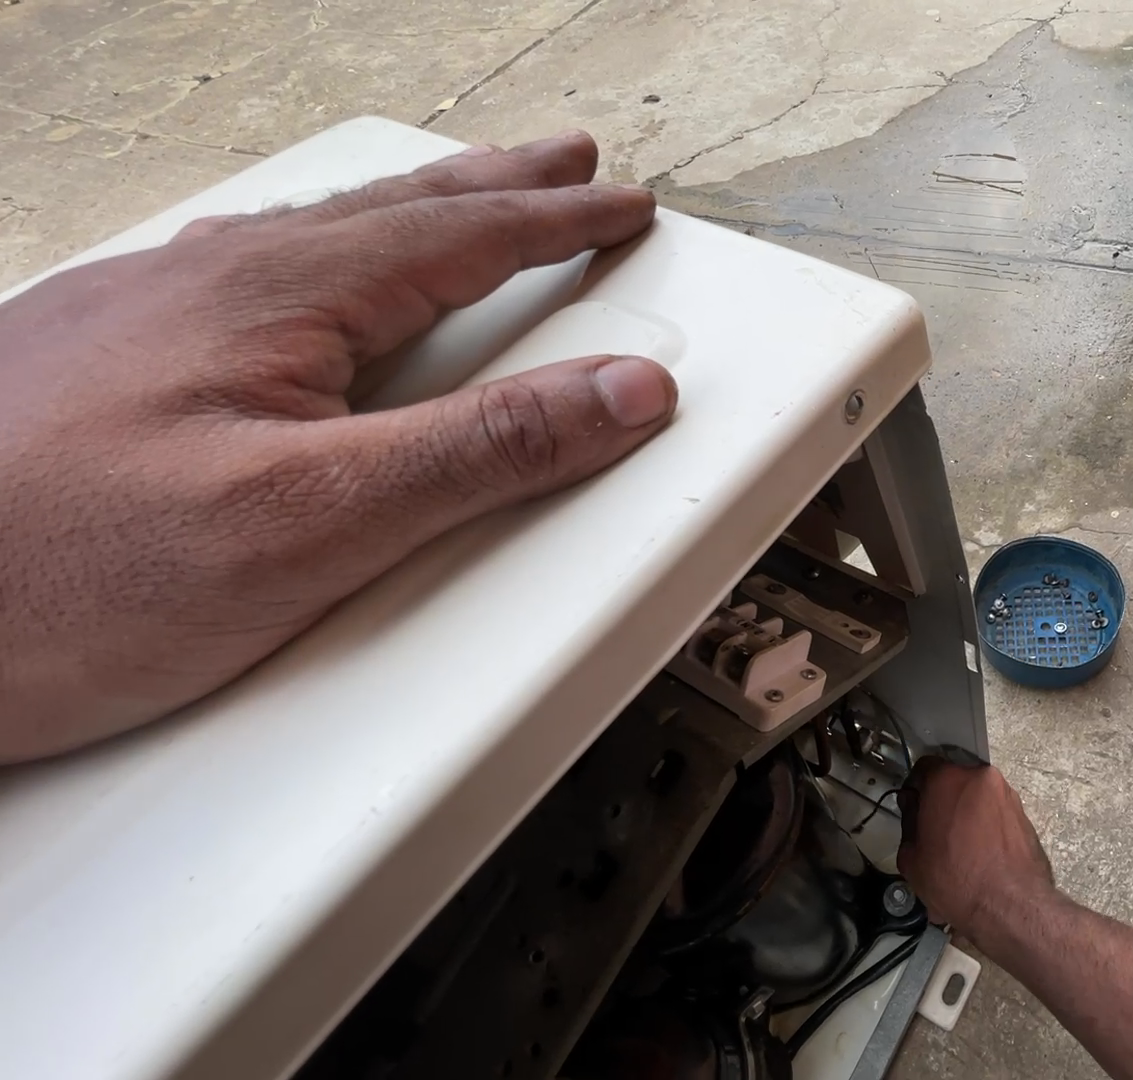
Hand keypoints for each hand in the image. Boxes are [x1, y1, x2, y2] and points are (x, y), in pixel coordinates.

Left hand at [0, 131, 674, 762]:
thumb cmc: (58, 581)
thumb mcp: (319, 518)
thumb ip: (488, 447)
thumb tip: (627, 389)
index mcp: (274, 297)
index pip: (464, 235)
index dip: (560, 221)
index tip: (624, 208)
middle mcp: (216, 285)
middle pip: (402, 210)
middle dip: (505, 184)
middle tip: (570, 165)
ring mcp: (167, 319)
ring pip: (342, 236)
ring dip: (437, 212)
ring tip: (487, 201)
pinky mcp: (138, 368)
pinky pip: (285, 280)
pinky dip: (360, 258)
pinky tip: (356, 280)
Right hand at [897, 759, 1055, 936]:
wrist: (1009, 904)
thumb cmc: (960, 881)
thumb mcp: (911, 856)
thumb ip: (908, 821)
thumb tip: (912, 809)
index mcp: (947, 779)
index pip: (924, 766)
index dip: (916, 787)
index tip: (913, 802)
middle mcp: (979, 778)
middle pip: (953, 780)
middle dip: (942, 800)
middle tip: (934, 828)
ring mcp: (1005, 793)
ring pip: (976, 796)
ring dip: (966, 813)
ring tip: (958, 847)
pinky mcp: (1022, 812)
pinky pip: (995, 811)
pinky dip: (985, 825)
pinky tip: (978, 853)